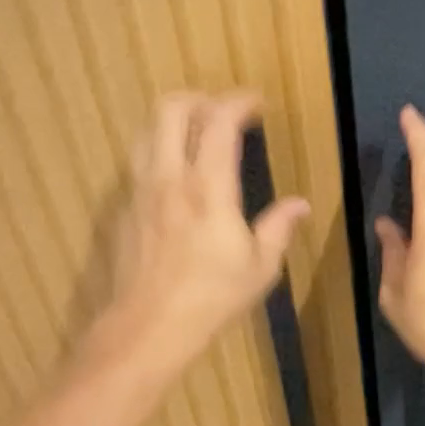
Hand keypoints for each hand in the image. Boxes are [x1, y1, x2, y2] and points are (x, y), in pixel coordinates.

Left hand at [88, 92, 308, 379]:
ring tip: (198, 136)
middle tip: (223, 113)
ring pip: (148, 130)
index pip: (219, 122)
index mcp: (209, 188)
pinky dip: (160, 152)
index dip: (239, 102)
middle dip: (200, 99)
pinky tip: (178, 178)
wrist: (149, 325)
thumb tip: (299, 205)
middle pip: (171, 108)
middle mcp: (169, 177)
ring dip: (174, 121)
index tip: (256, 103)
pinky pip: (140, 162)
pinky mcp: (125, 208)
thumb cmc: (212, 298)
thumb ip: (278, 228)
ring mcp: (141, 190)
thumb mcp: (260, 268)